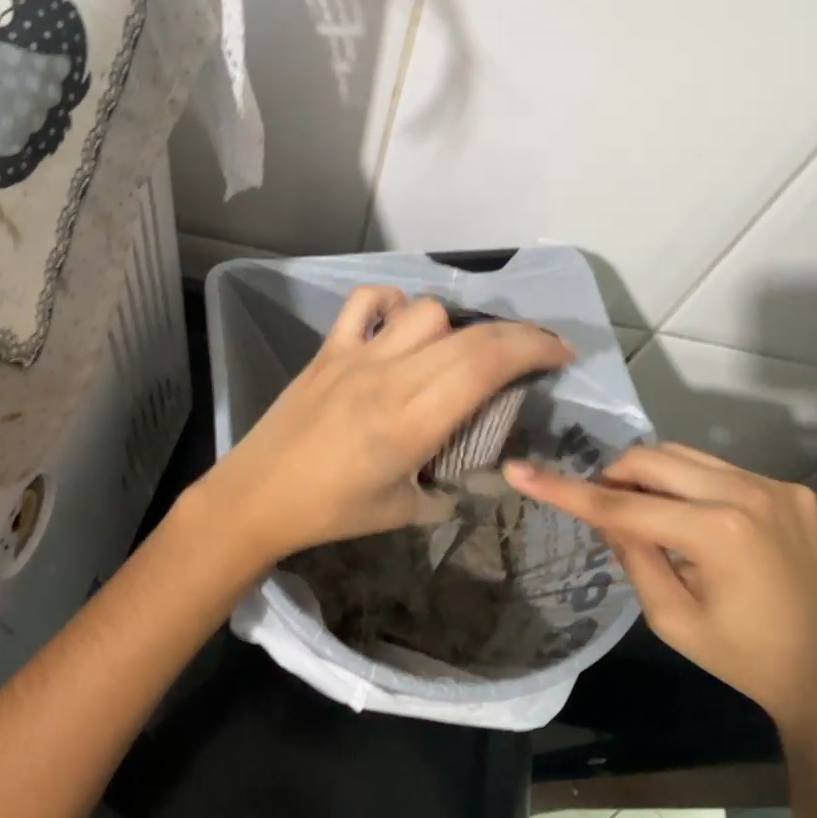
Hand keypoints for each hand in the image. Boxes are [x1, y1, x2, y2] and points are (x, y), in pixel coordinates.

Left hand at [193, 285, 572, 567]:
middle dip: (516, 334)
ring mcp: (355, 357)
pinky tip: (400, 330)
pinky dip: (393, 306)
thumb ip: (448, 492)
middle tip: (536, 351)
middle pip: (468, 334)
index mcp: (411, 422)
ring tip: (457, 352)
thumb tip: (477, 479)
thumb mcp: (402, 513)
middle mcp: (388, 378)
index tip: (560, 355)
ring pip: (423, 310)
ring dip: (454, 326)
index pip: (486, 364)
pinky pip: (366, 303)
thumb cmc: (329, 513)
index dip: (533, 349)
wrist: (256, 497)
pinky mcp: (327, 350)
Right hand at [505, 443, 816, 737]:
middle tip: (607, 514)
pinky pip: (719, 470)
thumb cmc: (741, 656)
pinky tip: (700, 525)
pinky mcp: (791, 490)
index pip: (621, 505)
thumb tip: (606, 515)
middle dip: (616, 479)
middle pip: (651, 459)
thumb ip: (632, 556)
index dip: (565, 490)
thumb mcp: (669, 617)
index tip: (519, 470)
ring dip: (653, 479)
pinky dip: (692, 487)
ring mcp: (775, 486)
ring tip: (654, 521)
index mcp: (717, 533)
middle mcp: (747, 494)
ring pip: (684, 456)